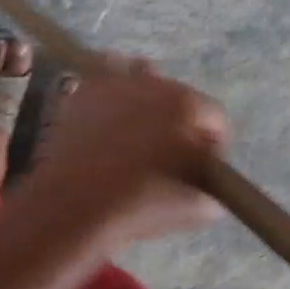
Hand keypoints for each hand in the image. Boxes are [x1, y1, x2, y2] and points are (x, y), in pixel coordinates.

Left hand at [24, 57, 226, 250]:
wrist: (74, 205)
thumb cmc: (140, 204)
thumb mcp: (194, 208)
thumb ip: (211, 190)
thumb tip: (209, 185)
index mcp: (187, 106)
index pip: (215, 118)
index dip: (214, 144)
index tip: (205, 167)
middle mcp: (155, 83)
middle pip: (179, 98)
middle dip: (179, 123)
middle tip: (170, 156)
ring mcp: (115, 83)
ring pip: (143, 82)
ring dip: (148, 104)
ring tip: (138, 135)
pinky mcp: (85, 91)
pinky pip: (108, 81)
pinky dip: (114, 96)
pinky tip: (111, 118)